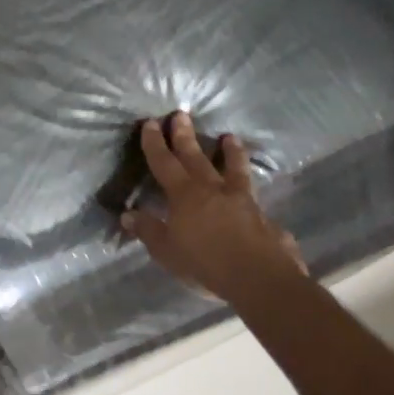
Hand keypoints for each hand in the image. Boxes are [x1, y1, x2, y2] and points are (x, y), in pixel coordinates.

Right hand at [122, 112, 306, 304]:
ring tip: (231, 137)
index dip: (155, 143)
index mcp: (185, 195)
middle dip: (186, 136)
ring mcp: (243, 202)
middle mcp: (214, 190)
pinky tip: (253, 198)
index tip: (151, 123)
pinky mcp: (266, 219)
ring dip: (231, 153)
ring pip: (235, 170)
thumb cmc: (205, 262)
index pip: (165, 163)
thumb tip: (128, 215)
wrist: (261, 280)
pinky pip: (255, 200)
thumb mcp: (166, 249)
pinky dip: (251, 194)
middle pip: (197, 158)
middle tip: (181, 114)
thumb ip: (148, 230)